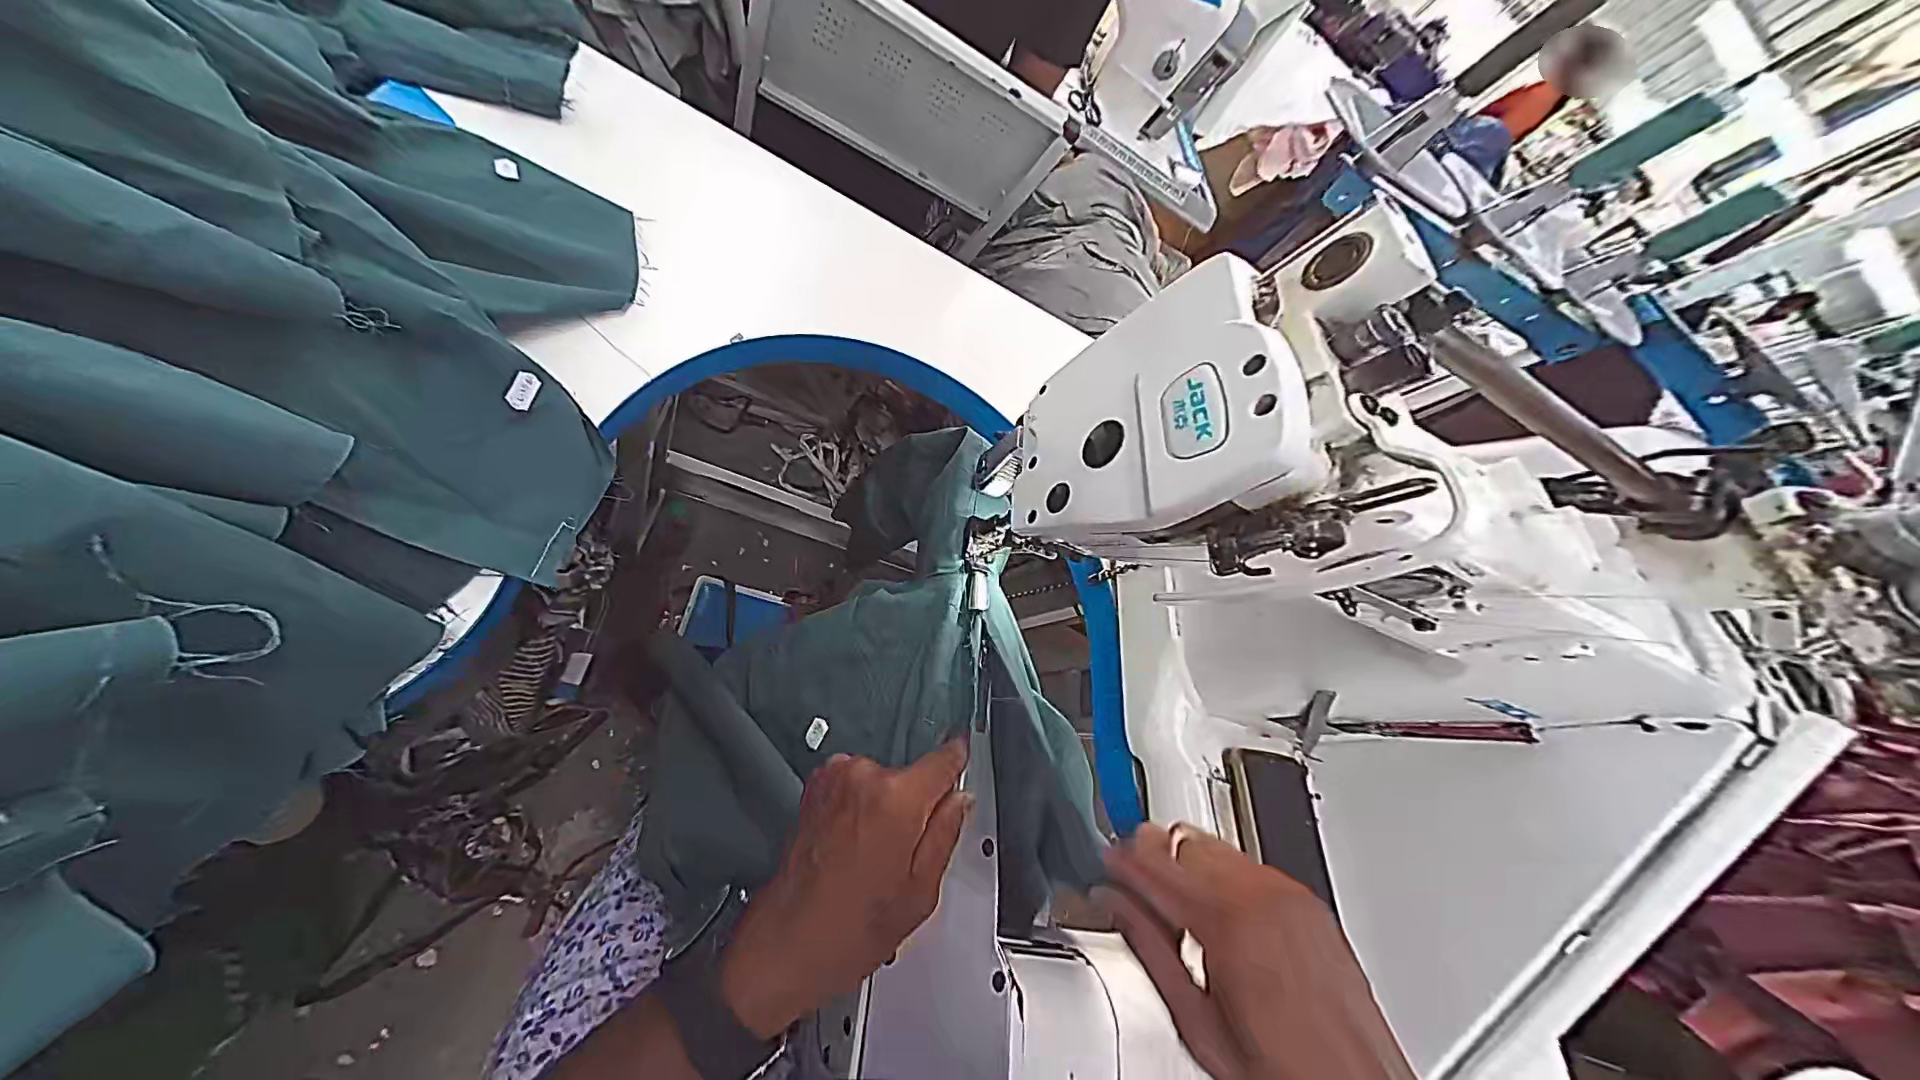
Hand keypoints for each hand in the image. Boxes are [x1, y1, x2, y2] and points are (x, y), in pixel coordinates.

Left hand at [717, 738, 973, 1038]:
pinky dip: (860, 807)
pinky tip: (854, 847)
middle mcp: (863, 778)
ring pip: (884, 781)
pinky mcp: (817, 786)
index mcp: (896, 799)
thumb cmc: (846, 928)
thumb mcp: (920, 891)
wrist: (787, 941)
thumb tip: (959, 801)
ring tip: (873, 855)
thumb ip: (946, 832)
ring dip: (885, 806)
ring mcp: (836, 778)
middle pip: (912, 775)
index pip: (944, 758)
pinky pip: (857, 785)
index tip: (964, 758)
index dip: (959, 762)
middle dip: (917, 804)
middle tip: (906, 850)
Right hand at [1100, 823, 1415, 1079]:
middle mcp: (1260, 894)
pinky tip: (1211, 908)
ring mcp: (1288, 893)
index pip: (1152, 862)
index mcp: (1226, 920)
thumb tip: (1115, 904)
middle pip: (1180, 838)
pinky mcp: (1307, 900)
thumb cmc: (1286, 1072)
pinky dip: (1218, 872)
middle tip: (1129, 878)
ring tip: (1169, 898)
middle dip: (1148, 853)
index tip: (1104, 863)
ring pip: (1212, 843)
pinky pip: (1246, 863)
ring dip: (1182, 860)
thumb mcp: (1196, 1021)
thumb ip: (1148, 947)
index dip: (1119, 859)